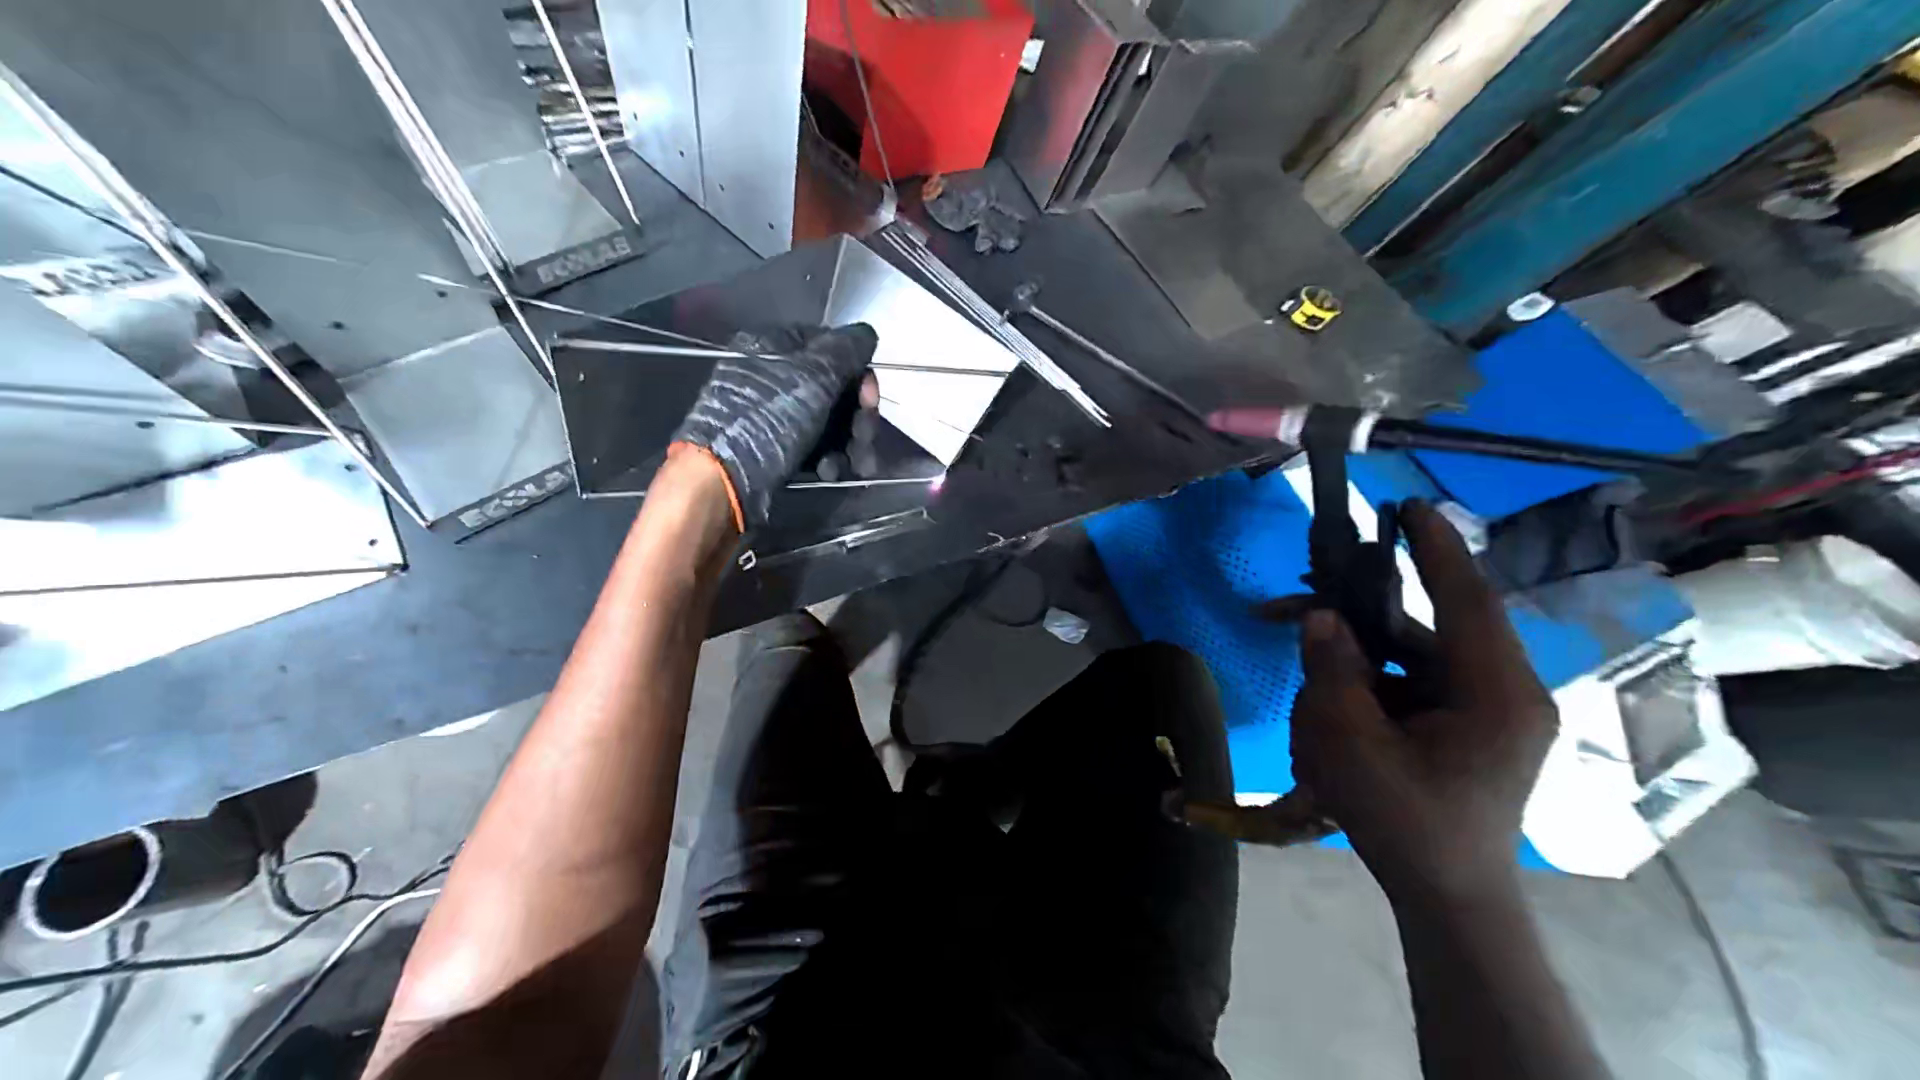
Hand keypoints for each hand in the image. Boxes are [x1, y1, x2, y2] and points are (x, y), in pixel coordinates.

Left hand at [669, 323, 878, 530]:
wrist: (726, 478)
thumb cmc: (769, 418)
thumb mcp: (813, 375)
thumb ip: (847, 349)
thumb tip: (867, 334)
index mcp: (774, 345)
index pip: (832, 347)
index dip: (859, 372)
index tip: (870, 399)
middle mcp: (773, 376)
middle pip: (836, 388)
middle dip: (858, 417)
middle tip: (863, 438)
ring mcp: (774, 414)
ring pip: (830, 422)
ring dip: (849, 444)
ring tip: (852, 464)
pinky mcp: (777, 448)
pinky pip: (815, 446)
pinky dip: (828, 459)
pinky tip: (828, 472)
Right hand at [1293, 501, 1556, 900]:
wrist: (1445, 894)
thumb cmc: (1403, 821)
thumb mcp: (1350, 744)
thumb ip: (1333, 671)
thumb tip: (1319, 617)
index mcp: (1496, 692)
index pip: (1467, 599)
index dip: (1436, 548)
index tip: (1407, 506)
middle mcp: (1501, 690)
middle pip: (1424, 627)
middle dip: (1360, 612)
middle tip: (1303, 595)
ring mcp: (1484, 708)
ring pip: (1410, 654)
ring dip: (1355, 649)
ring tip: (1297, 649)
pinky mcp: (1463, 723)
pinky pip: (1409, 680)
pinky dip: (1366, 676)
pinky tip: (1325, 692)